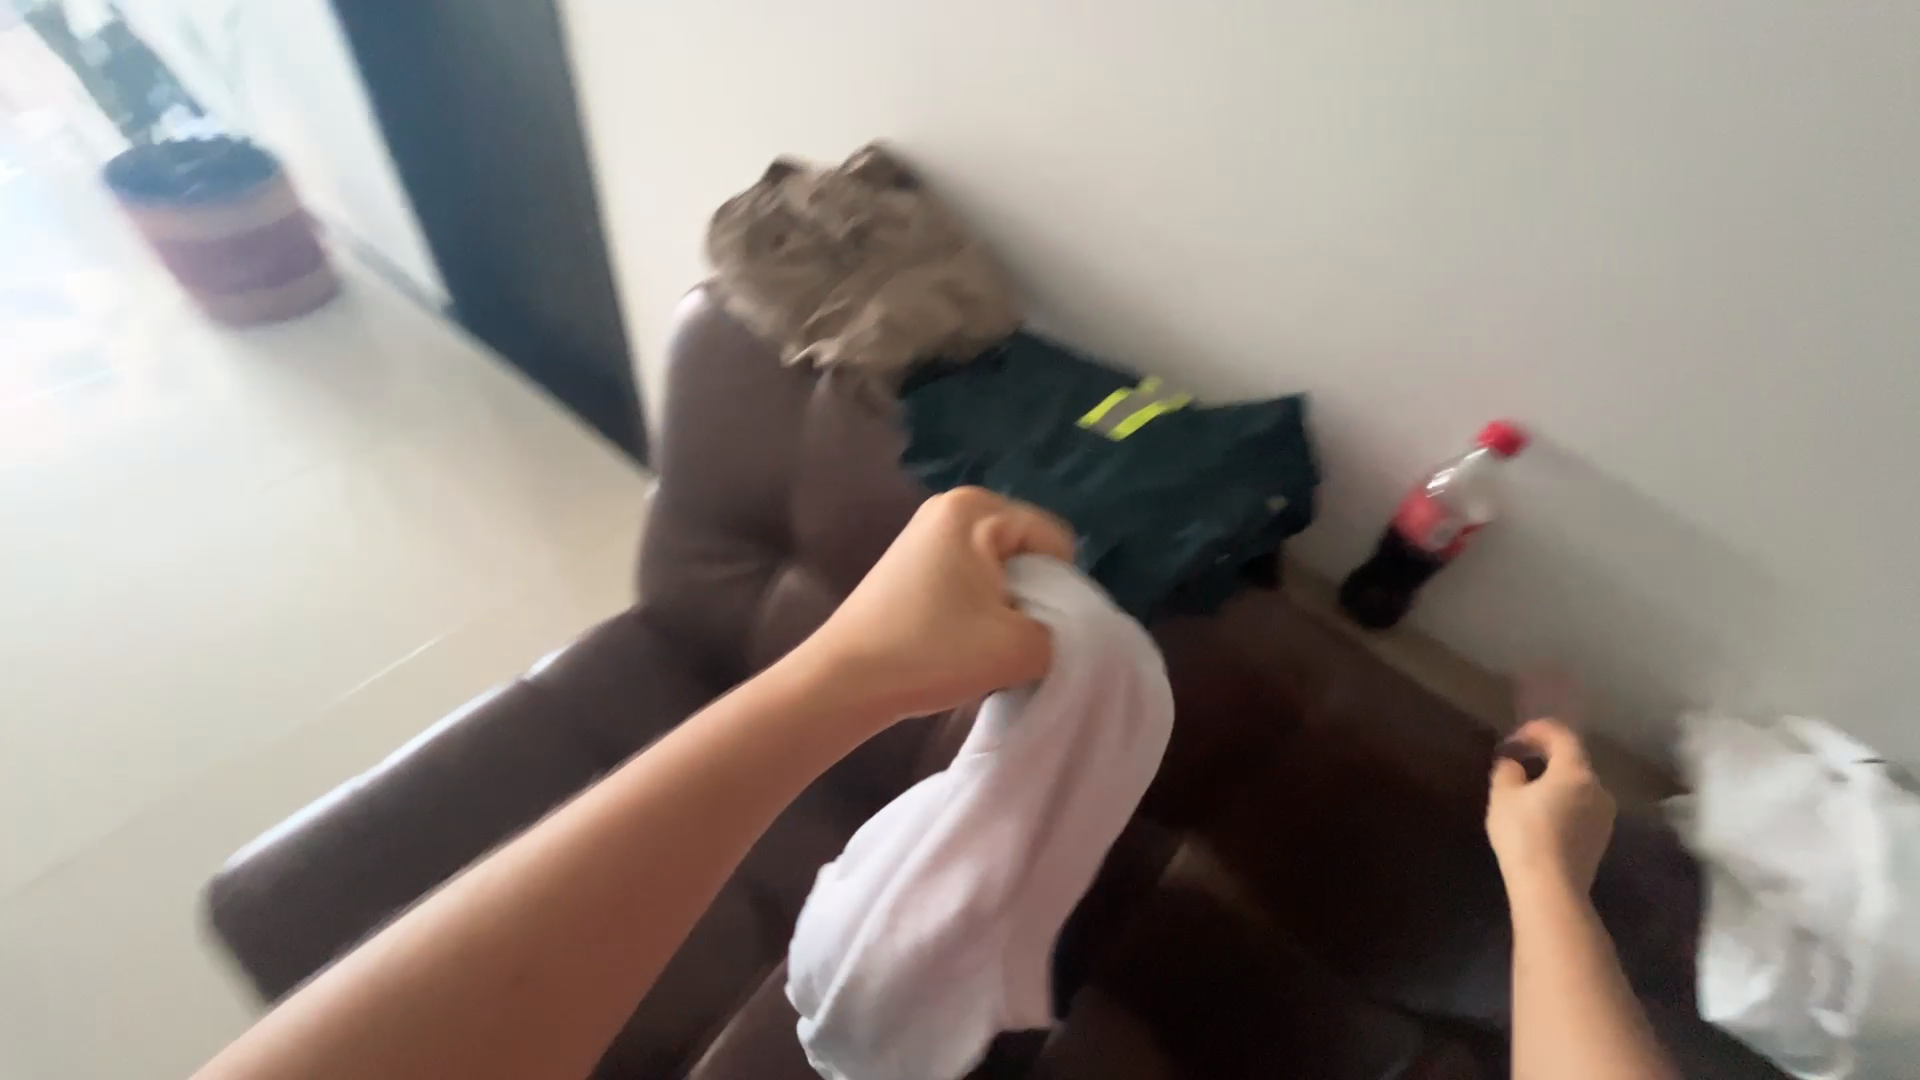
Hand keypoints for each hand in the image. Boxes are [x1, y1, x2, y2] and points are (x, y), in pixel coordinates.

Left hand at [792, 487, 1074, 727]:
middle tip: (1009, 636)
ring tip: (982, 639)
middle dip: (1033, 594)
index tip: (1036, 629)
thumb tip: (1068, 627)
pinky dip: (979, 604)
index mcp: (978, 508)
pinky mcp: (912, 558)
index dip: (1063, 590)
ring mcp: (927, 530)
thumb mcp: (1020, 648)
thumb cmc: (932, 652)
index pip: (1057, 540)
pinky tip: (959, 635)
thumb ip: (1068, 633)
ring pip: (1001, 565)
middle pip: (1028, 548)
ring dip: (1006, 603)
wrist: (844, 680)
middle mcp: (952, 505)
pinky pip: (972, 573)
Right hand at [1487, 720, 1615, 897]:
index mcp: (1575, 773)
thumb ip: (1508, 769)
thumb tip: (1514, 764)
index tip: (1510, 740)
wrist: (1551, 885)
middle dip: (1542, 754)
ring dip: (1552, 777)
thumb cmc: (1524, 832)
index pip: (1562, 735)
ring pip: (1577, 783)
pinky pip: (1581, 803)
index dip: (1535, 730)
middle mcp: (1598, 789)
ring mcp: (1605, 814)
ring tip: (1523, 787)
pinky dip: (1561, 797)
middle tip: (1513, 761)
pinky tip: (1539, 811)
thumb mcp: (1503, 794)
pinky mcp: (1602, 834)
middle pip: (1572, 759)